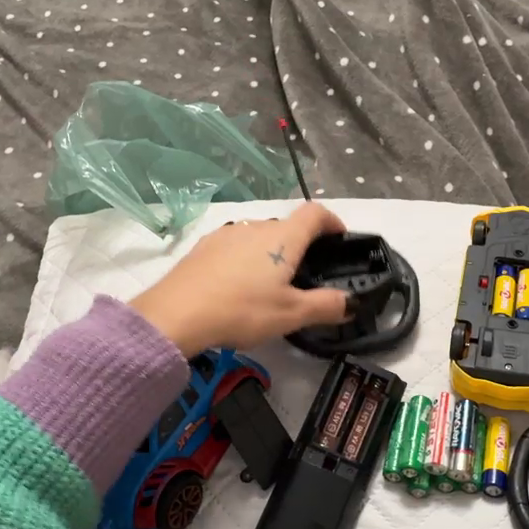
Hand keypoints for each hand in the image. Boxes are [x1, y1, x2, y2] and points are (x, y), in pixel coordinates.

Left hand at [129, 203, 353, 354]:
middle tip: (305, 274)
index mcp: (284, 237)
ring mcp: (227, 234)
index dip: (332, 221)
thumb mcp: (291, 314)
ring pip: (259, 236)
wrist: (176, 314)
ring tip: (270, 282)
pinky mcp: (204, 247)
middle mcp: (257, 227)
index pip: (315, 213)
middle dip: (301, 243)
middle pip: (287, 225)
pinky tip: (237, 284)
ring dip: (271, 251)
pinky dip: (245, 258)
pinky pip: (234, 246)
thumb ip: (326, 306)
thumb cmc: (242, 310)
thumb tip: (352, 302)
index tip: (339, 238)